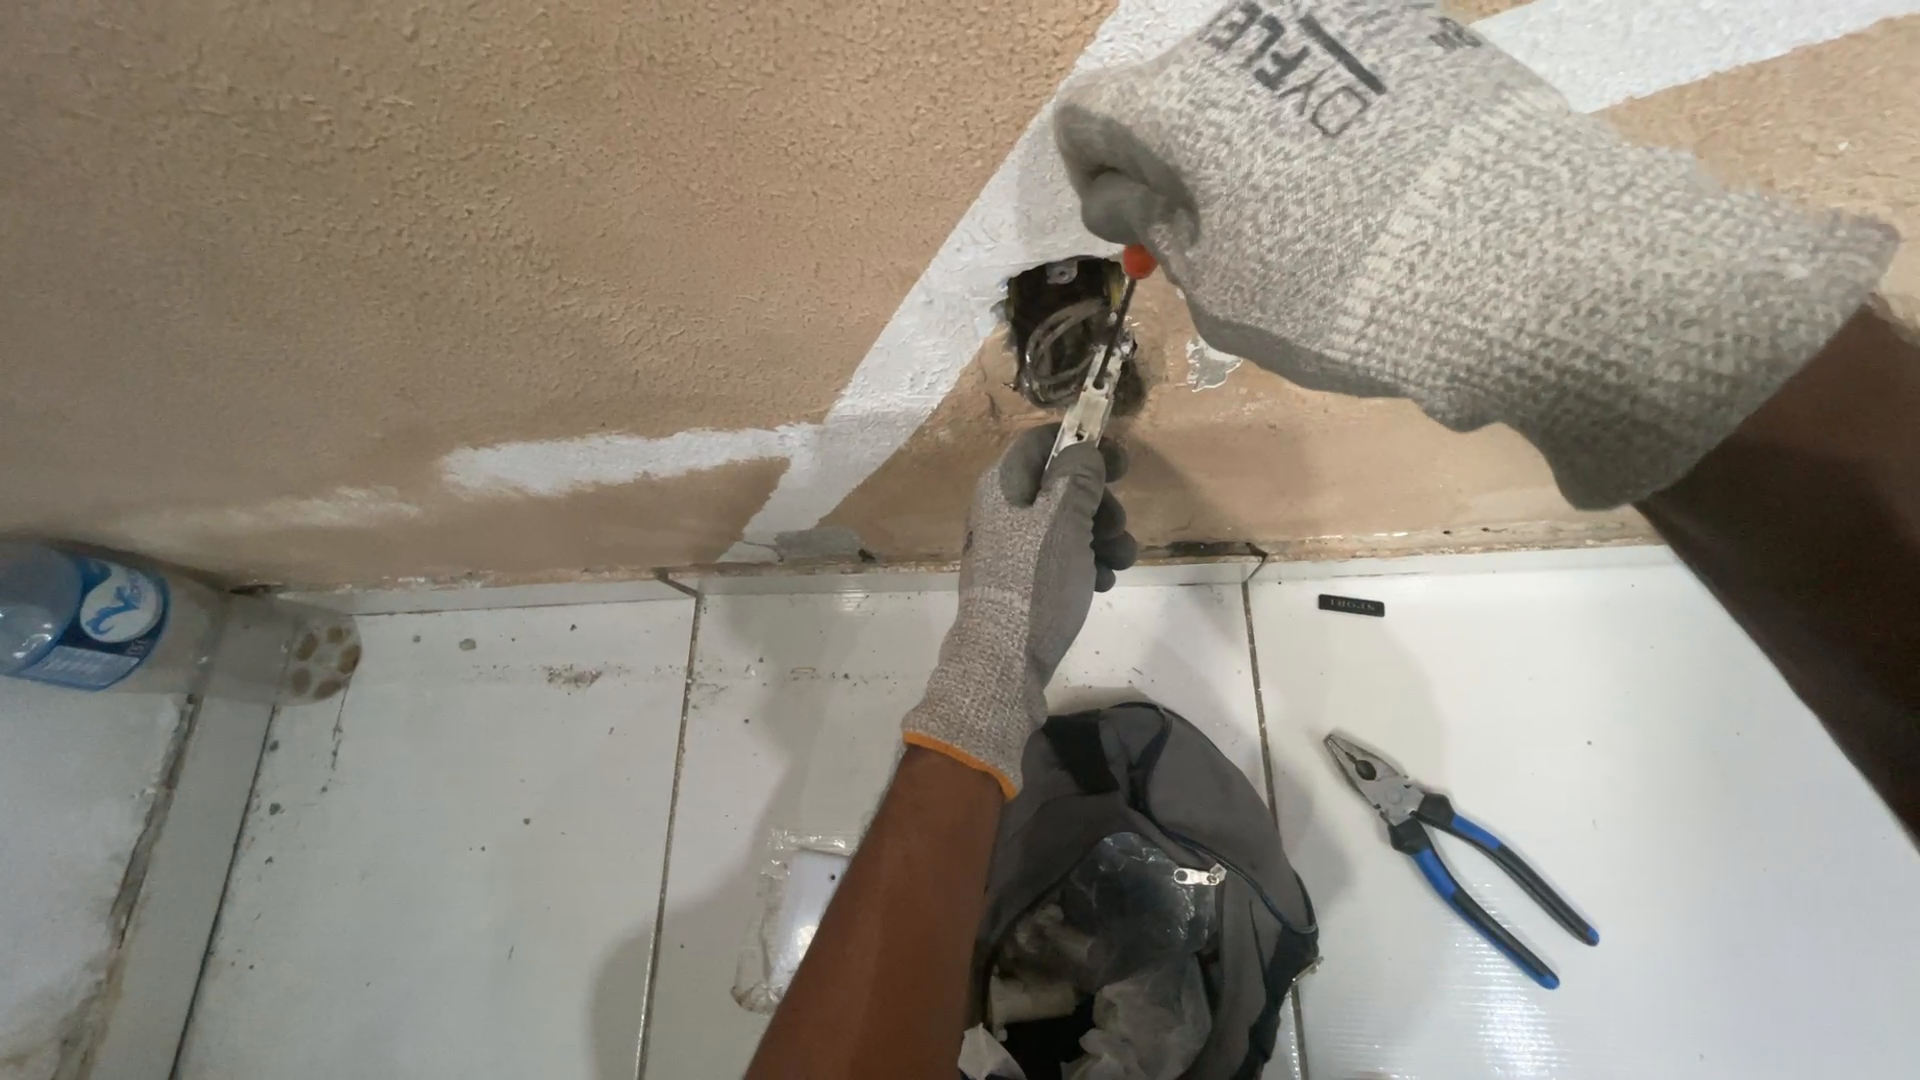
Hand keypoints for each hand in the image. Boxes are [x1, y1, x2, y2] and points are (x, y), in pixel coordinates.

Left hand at [902, 425, 1134, 795]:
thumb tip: (1084, 452)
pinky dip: (1085, 563)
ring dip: (1101, 537)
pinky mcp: (1022, 579)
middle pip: (1060, 485)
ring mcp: (1011, 547)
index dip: (1081, 444)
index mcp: (1003, 486)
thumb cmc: (1033, 580)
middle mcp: (1003, 511)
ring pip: (1067, 523)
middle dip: (1099, 502)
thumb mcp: (1062, 520)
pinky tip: (1100, 583)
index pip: (1040, 442)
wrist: (1005, 657)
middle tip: (1117, 525)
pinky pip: (1060, 557)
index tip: (1119, 460)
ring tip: (1119, 562)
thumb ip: (1078, 478)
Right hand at [1054, 0, 1892, 507]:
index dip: (1088, 172)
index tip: (1121, 220)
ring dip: (1237, 143)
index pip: (1087, 113)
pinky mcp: (1414, 29)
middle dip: (1165, 158)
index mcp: (1184, 101)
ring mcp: (1340, 20)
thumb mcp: (1215, 284)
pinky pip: (1322, 74)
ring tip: (1290, 213)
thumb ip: (1150, 224)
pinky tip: (1353, 183)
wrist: (1521, 265)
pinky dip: (1306, 124)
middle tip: (1206, 231)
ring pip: (1247, 83)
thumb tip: (1117, 193)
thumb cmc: (1331, 294)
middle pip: (1169, 92)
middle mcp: (1251, 36)